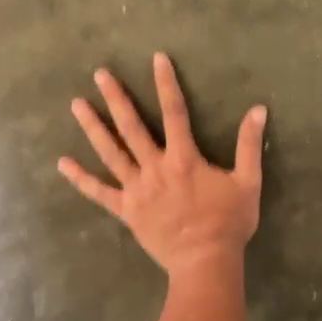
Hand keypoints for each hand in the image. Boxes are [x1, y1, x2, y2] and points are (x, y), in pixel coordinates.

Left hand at [57, 52, 267, 278]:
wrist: (205, 261)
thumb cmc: (229, 222)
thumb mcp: (248, 181)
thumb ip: (250, 144)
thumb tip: (258, 109)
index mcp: (184, 158)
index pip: (175, 112)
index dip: (166, 83)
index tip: (157, 59)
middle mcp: (155, 168)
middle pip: (132, 127)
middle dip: (117, 98)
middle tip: (100, 74)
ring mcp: (137, 190)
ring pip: (111, 153)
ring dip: (93, 128)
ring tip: (77, 105)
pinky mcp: (127, 211)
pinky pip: (100, 193)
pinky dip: (81, 179)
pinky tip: (63, 164)